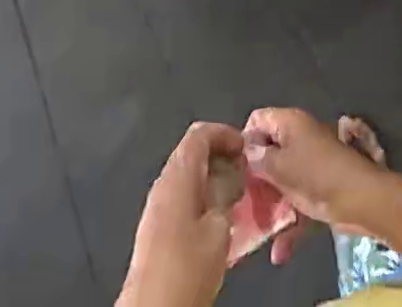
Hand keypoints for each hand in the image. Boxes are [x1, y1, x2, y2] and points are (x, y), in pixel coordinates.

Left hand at [119, 122, 244, 306]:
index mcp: (178, 176)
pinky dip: (203, 195)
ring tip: (238, 195)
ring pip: (188, 175)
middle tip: (245, 171)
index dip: (225, 134)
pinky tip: (219, 218)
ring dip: (213, 177)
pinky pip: (182, 196)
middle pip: (192, 152)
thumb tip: (233, 174)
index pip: (200, 134)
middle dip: (221, 155)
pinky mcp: (155, 227)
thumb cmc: (188, 266)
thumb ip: (226, 192)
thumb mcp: (219, 227)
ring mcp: (156, 206)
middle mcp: (163, 184)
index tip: (246, 148)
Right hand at [243, 108, 392, 255]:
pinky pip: (297, 201)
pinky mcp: (317, 188)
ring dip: (269, 205)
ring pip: (280, 181)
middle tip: (241, 201)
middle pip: (267, 152)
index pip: (258, 119)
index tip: (236, 167)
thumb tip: (246, 151)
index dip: (245, 140)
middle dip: (254, 178)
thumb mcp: (280, 165)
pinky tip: (279, 253)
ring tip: (256, 228)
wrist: (360, 199)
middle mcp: (298, 138)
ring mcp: (308, 165)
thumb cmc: (316, 174)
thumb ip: (258, 158)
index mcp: (289, 123)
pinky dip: (289, 224)